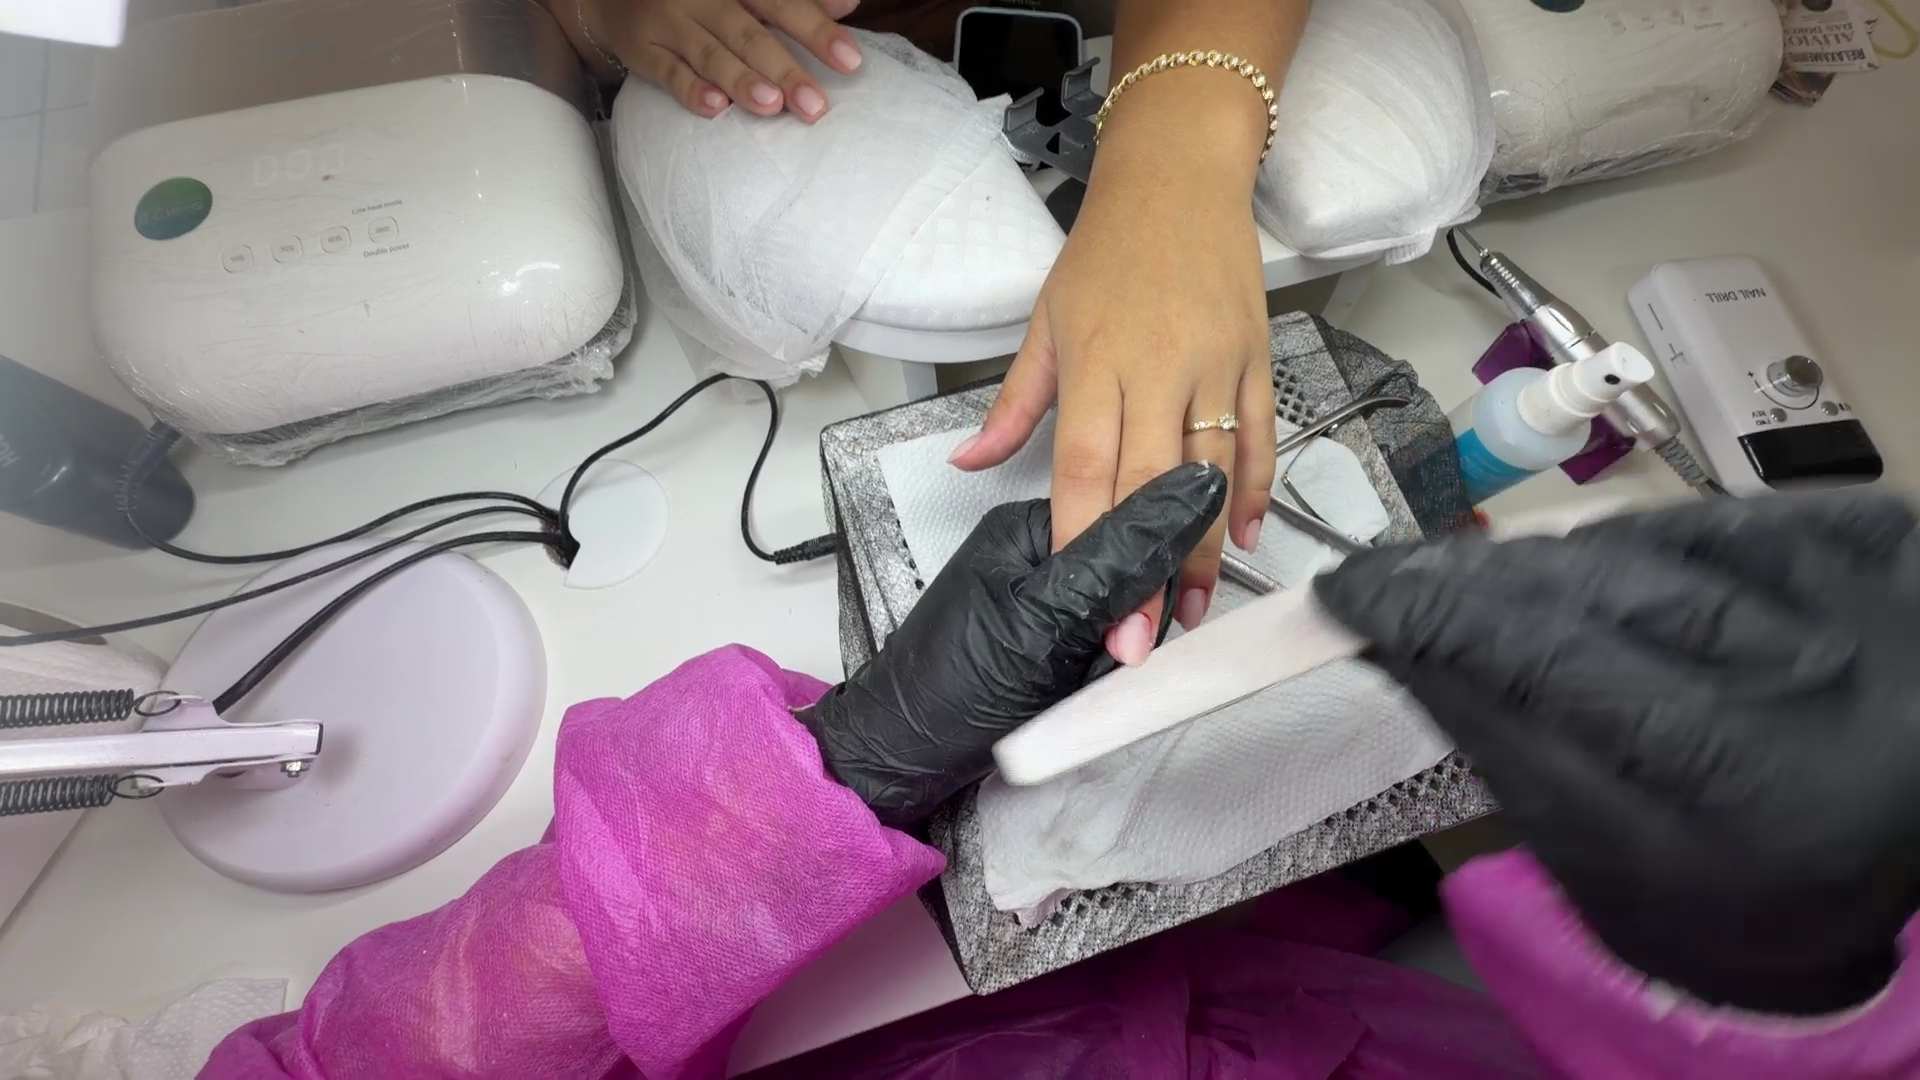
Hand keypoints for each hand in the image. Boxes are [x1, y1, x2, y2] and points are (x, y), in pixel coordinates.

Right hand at [577, 0, 864, 120]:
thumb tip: (847, 2)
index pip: (780, 0)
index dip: (816, 29)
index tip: (852, 61)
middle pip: (749, 32)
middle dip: (785, 68)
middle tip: (817, 107)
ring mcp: (669, 20)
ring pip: (710, 53)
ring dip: (742, 80)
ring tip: (773, 106)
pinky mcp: (641, 48)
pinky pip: (666, 72)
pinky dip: (690, 90)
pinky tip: (716, 108)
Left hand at [800, 464, 1225, 827]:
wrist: (908, 756)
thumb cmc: (955, 686)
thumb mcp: (1048, 618)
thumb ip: (1122, 558)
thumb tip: (1196, 488)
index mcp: (1032, 524)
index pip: (1133, 519)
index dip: (1150, 583)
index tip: (1130, 632)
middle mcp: (1035, 549)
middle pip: (1132, 566)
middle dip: (1130, 625)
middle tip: (1095, 663)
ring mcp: (1037, 593)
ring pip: (1122, 611)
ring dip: (1112, 654)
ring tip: (1072, 683)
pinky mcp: (1040, 633)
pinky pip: (1097, 641)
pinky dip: (1094, 672)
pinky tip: (1068, 692)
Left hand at [949, 92, 1275, 642]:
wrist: (1179, 176)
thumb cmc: (1104, 252)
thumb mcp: (1043, 322)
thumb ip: (1011, 404)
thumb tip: (966, 460)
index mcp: (1095, 364)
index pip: (1085, 469)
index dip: (1084, 541)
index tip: (1086, 603)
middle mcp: (1158, 370)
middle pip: (1152, 487)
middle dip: (1146, 570)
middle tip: (1140, 638)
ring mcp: (1217, 366)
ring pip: (1213, 474)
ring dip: (1203, 548)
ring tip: (1191, 610)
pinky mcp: (1258, 359)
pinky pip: (1261, 437)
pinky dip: (1254, 491)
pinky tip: (1242, 539)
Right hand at [1315, 492, 1919, 1014]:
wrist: (1840, 894)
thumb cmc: (1681, 888)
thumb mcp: (1562, 829)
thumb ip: (1474, 714)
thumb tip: (1386, 619)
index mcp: (1727, 801)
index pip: (1523, 660)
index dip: (1417, 608)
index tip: (1345, 585)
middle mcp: (1821, 708)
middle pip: (1573, 590)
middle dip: (1454, 574)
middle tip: (1386, 572)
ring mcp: (1878, 625)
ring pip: (1630, 543)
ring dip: (1533, 561)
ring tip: (1494, 589)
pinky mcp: (1904, 566)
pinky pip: (1713, 517)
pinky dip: (1632, 536)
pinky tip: (1608, 575)